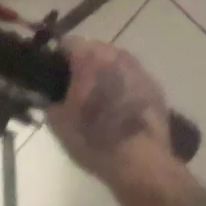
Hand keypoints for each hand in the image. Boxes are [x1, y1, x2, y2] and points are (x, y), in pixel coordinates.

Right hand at [47, 39, 183, 184]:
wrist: (140, 162)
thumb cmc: (93, 139)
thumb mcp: (58, 123)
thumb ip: (50, 100)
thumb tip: (50, 95)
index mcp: (90, 60)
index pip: (69, 43)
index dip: (57, 55)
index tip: (52, 71)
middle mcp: (117, 57)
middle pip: (95, 49)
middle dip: (84, 62)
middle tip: (73, 85)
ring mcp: (140, 71)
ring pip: (116, 62)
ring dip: (105, 72)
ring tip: (97, 96)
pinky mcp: (155, 88)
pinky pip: (132, 78)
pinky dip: (122, 85)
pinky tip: (117, 107)